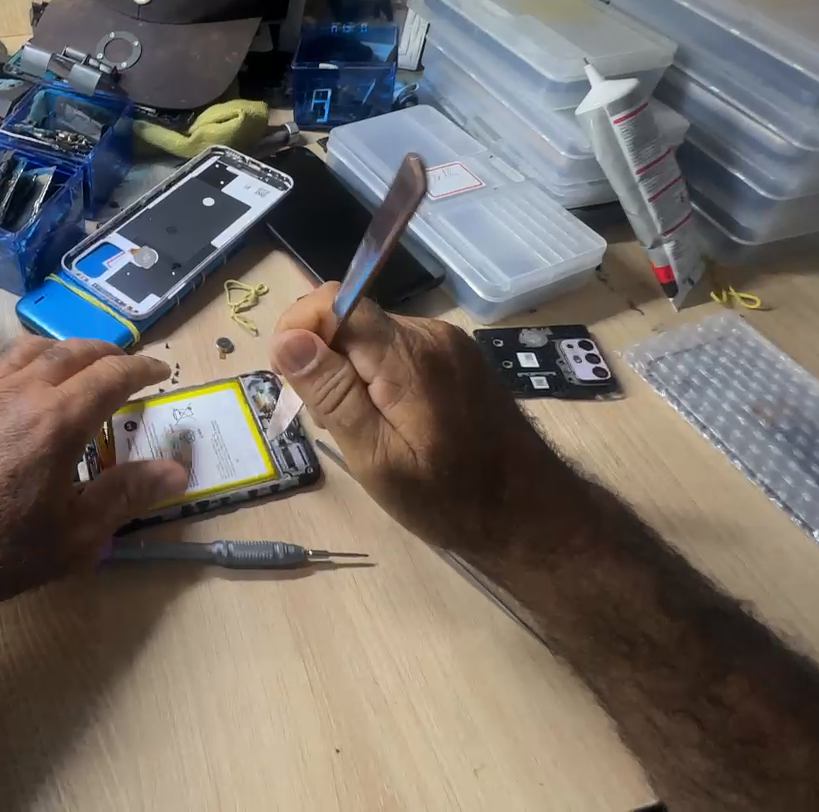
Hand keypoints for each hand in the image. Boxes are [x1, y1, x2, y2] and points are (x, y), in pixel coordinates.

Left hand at [0, 336, 190, 617]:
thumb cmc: (1, 552)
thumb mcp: (77, 534)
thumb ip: (129, 494)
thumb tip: (179, 470)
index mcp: (59, 418)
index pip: (112, 375)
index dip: (142, 368)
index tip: (160, 370)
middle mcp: (22, 390)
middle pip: (73, 351)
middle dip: (107, 353)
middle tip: (124, 366)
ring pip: (31, 349)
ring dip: (64, 350)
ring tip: (77, 365)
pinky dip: (22, 364)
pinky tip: (20, 386)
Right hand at [269, 283, 559, 552]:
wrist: (532, 517)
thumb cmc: (448, 499)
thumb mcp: (375, 457)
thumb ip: (331, 393)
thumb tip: (286, 339)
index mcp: (409, 355)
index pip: (335, 301)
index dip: (300, 328)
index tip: (294, 380)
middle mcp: (430, 333)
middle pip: (349, 318)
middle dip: (322, 360)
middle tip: (332, 421)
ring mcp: (447, 342)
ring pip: (368, 336)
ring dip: (348, 373)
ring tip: (363, 428)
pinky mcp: (455, 356)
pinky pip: (393, 349)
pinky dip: (375, 377)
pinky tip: (388, 419)